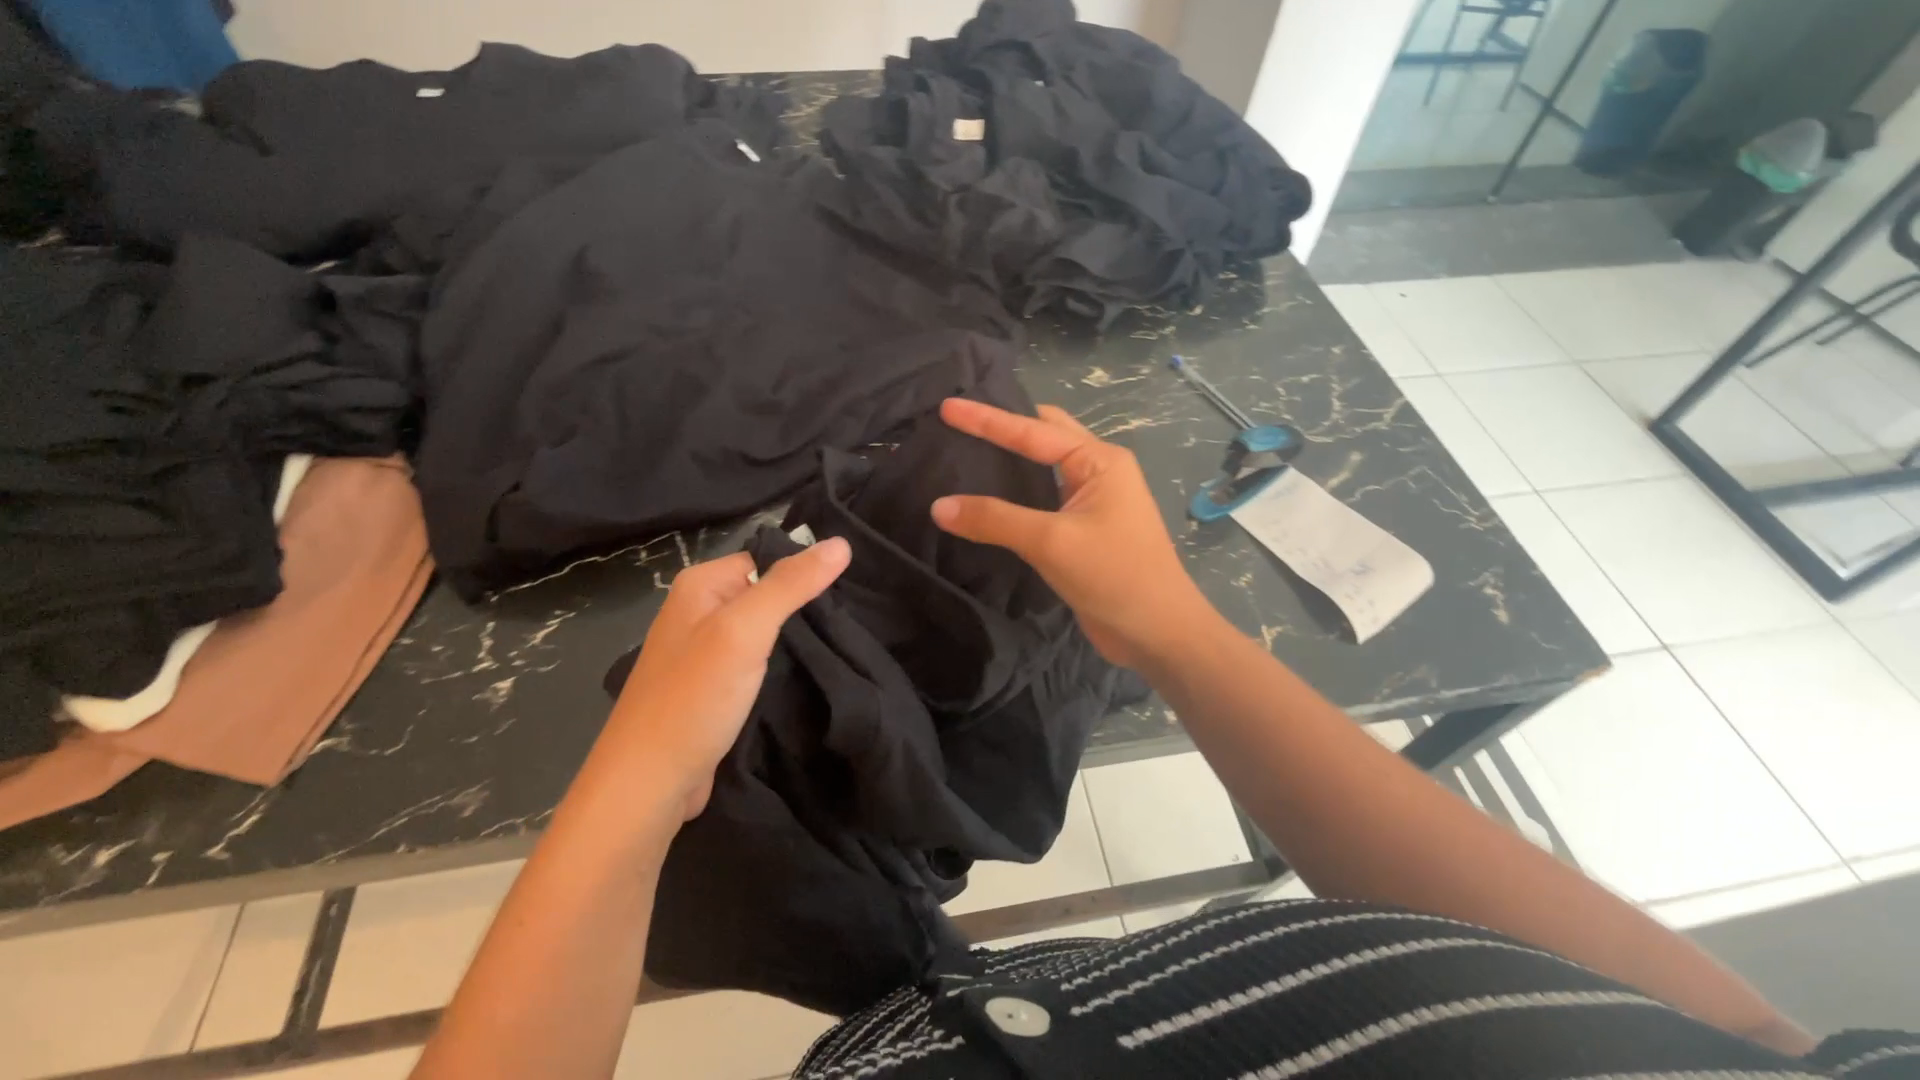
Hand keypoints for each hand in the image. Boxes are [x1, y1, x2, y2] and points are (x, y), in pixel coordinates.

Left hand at [605, 539, 849, 819]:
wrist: (649, 783)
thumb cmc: (694, 699)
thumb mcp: (744, 631)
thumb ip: (790, 586)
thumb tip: (841, 543)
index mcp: (699, 586)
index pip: (767, 560)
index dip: (804, 574)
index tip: (848, 595)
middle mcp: (697, 612)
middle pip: (766, 596)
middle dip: (804, 611)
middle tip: (849, 626)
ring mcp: (704, 654)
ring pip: (764, 635)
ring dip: (795, 644)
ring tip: (840, 651)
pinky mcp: (712, 691)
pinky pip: (755, 666)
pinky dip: (780, 671)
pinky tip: (808, 680)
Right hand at [930, 397, 1215, 670]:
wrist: (1158, 632)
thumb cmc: (1114, 576)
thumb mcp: (1051, 542)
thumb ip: (994, 520)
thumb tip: (938, 506)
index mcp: (1100, 460)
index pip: (1033, 430)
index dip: (987, 418)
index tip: (946, 406)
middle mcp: (1099, 472)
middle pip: (1044, 436)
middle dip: (1005, 425)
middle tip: (959, 420)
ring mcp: (1093, 503)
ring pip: (1044, 469)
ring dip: (1010, 460)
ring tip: (965, 452)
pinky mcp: (1084, 532)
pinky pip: (1043, 501)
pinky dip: (1016, 494)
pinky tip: (987, 501)